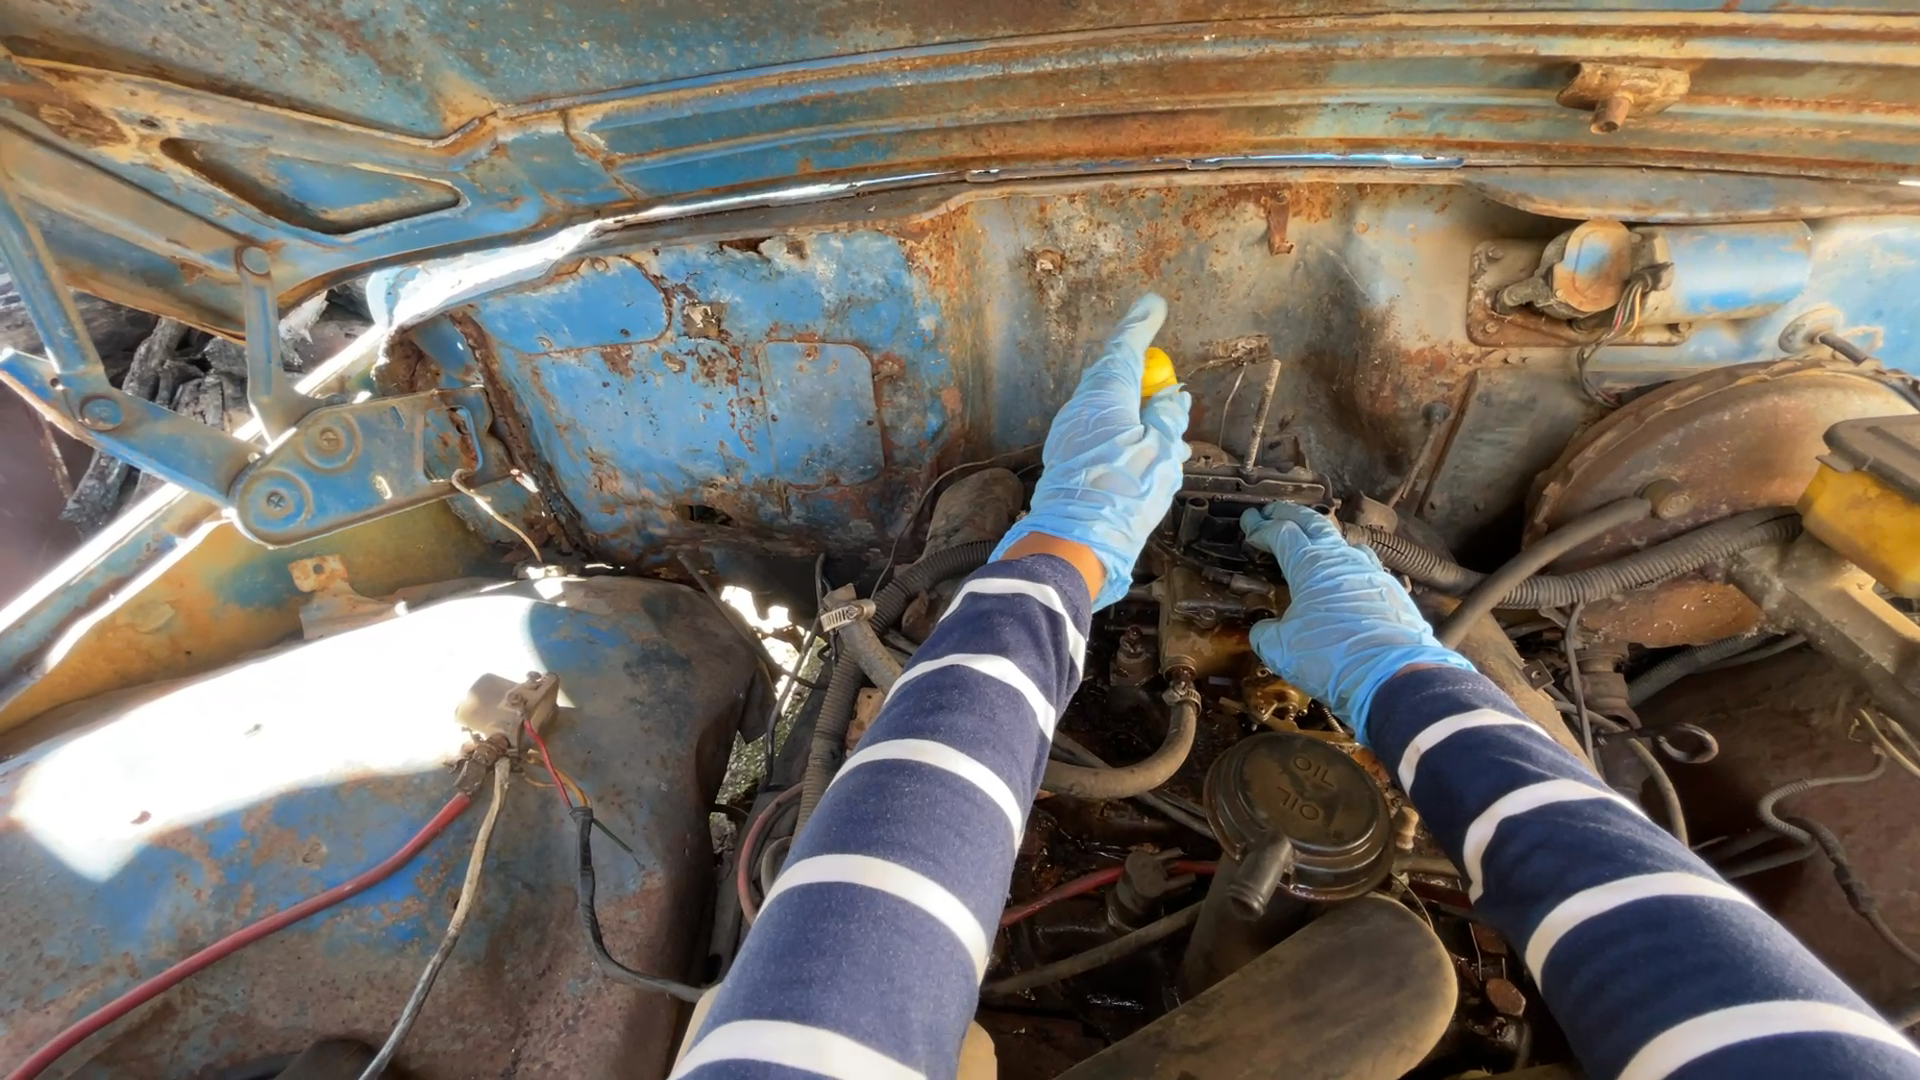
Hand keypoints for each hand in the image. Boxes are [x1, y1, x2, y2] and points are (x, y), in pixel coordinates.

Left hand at [992, 294, 1191, 609]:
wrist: (1074, 542)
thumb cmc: (1123, 495)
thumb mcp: (1162, 454)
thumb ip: (1168, 419)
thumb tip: (1170, 399)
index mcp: (1105, 397)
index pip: (1124, 349)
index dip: (1141, 326)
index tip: (1154, 305)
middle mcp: (1080, 408)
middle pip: (1110, 376)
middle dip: (1135, 368)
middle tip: (1158, 368)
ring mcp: (1067, 434)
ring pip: (1104, 405)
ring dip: (1130, 405)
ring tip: (1157, 424)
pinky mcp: (1064, 458)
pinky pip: (1096, 430)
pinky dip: (1119, 428)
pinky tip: (1136, 450)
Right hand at [1240, 502, 1474, 742]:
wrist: (1397, 678)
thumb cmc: (1330, 657)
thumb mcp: (1279, 649)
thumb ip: (1265, 632)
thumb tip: (1264, 627)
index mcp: (1310, 565)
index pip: (1281, 533)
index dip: (1261, 527)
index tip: (1248, 524)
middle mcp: (1342, 560)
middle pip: (1314, 523)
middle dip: (1289, 513)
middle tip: (1272, 511)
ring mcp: (1372, 573)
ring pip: (1344, 541)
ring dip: (1322, 537)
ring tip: (1311, 541)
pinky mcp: (1393, 592)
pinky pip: (1364, 567)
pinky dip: (1346, 564)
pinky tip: (1344, 577)